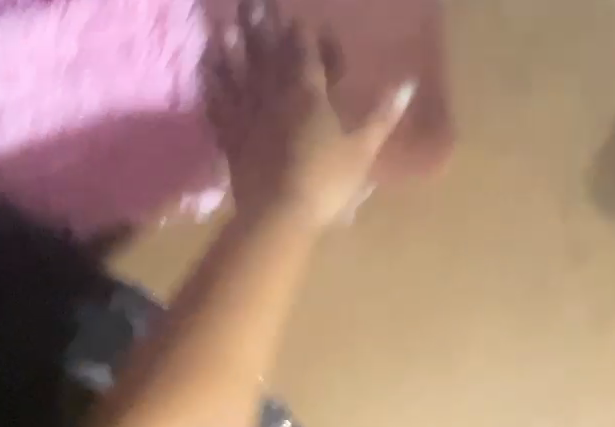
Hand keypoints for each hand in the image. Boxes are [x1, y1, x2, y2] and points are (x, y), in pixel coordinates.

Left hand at [203, 0, 415, 227]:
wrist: (278, 217)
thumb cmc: (325, 184)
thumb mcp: (362, 151)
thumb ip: (381, 115)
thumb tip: (409, 83)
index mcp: (309, 94)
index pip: (304, 52)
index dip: (300, 32)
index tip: (294, 15)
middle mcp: (274, 96)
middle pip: (267, 53)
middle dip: (262, 25)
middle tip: (250, 0)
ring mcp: (249, 118)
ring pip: (238, 73)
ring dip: (231, 47)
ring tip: (223, 23)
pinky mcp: (231, 141)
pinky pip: (219, 106)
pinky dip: (213, 86)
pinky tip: (206, 70)